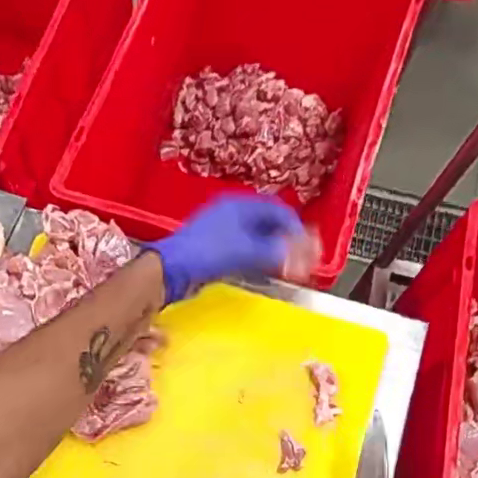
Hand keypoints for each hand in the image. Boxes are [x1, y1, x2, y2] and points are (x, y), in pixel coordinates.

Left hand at [151, 194, 304, 303]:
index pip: (279, 210)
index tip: (308, 246)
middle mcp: (232, 215)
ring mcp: (222, 234)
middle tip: (303, 258)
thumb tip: (301, 258)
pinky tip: (266, 272)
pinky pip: (245, 253)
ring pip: (258, 240)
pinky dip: (260, 261)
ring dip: (275, 252)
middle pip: (269, 225)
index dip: (296, 228)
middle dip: (288, 241)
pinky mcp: (215, 253)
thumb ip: (274, 252)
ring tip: (289, 267)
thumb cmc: (204, 253)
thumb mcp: (243, 250)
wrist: (169, 271)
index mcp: (239, 206)